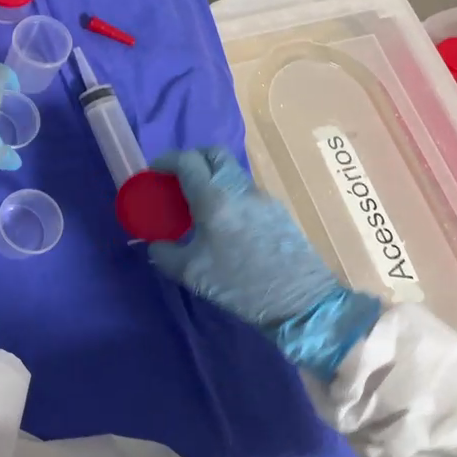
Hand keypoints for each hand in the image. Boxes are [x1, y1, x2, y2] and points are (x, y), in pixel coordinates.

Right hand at [147, 147, 380, 380]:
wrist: (303, 302)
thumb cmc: (241, 286)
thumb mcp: (191, 274)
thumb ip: (164, 254)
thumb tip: (155, 244)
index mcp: (214, 200)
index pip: (187, 161)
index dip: (165, 160)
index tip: (153, 171)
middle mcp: (239, 190)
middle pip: (214, 154)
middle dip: (191, 159)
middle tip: (177, 178)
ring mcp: (262, 198)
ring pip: (231, 172)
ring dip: (211, 177)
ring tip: (199, 203)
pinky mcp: (278, 211)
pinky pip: (245, 190)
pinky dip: (228, 194)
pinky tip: (224, 222)